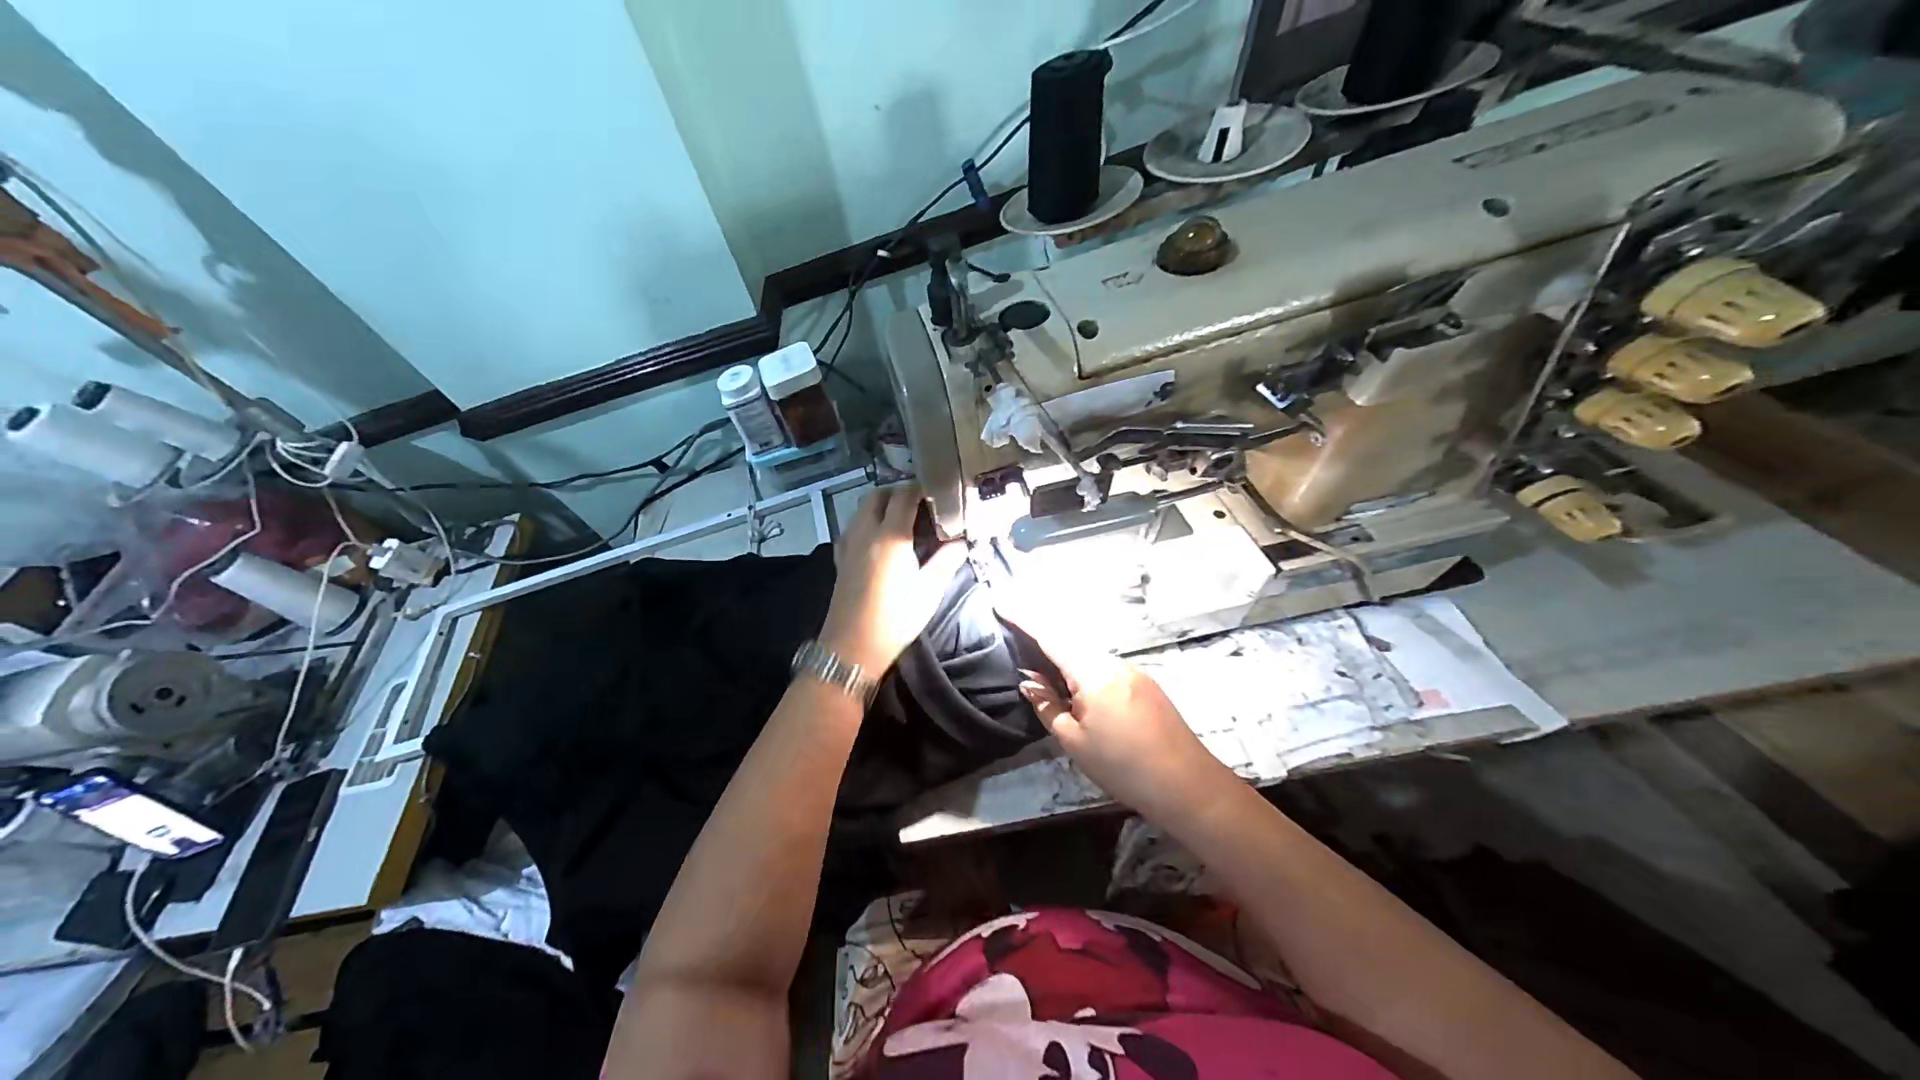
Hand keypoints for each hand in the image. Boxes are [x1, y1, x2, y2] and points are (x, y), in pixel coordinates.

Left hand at [819, 484, 967, 674]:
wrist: (851, 648)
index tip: (938, 492)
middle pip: (878, 496)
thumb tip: (961, 541)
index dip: (921, 489)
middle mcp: (865, 532)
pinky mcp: (840, 558)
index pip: (904, 496)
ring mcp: (849, 544)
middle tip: (921, 503)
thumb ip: (946, 560)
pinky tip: (881, 539)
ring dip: (882, 505)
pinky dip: (868, 521)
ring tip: (904, 519)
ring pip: (862, 509)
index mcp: (890, 535)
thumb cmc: (895, 619)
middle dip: (898, 492)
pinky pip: (854, 526)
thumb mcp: (928, 591)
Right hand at [1008, 609, 1239, 819]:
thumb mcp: (1074, 740)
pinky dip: (1083, 669)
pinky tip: (1075, 687)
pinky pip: (1104, 667)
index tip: (1002, 600)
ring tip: (1042, 665)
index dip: (1024, 618)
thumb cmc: (1122, 767)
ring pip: (1089, 654)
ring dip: (1065, 655)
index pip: (1051, 636)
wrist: (1187, 785)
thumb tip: (1028, 681)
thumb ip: (1047, 705)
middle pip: (1071, 640)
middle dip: (1043, 634)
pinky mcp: (1145, 686)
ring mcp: (1133, 673)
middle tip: (1015, 630)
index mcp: (1093, 672)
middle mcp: (1114, 663)